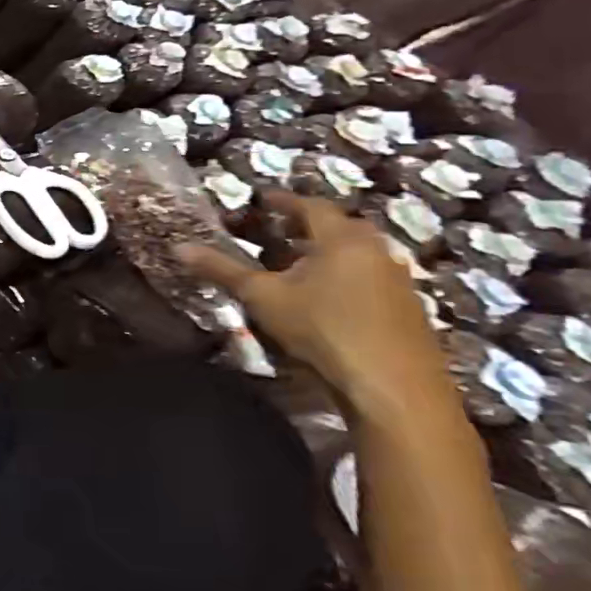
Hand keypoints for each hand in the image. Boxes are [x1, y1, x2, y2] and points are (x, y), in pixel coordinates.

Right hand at [179, 192, 451, 414]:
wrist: (396, 391)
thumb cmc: (324, 331)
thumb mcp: (263, 298)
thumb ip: (222, 270)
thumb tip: (179, 248)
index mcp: (342, 238)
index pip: (310, 205)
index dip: (283, 201)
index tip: (262, 200)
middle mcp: (376, 250)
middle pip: (339, 226)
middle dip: (307, 224)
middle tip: (279, 229)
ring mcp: (399, 281)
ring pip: (359, 253)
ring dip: (329, 252)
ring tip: (300, 263)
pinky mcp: (411, 310)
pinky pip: (373, 277)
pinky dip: (348, 276)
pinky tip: (330, 297)